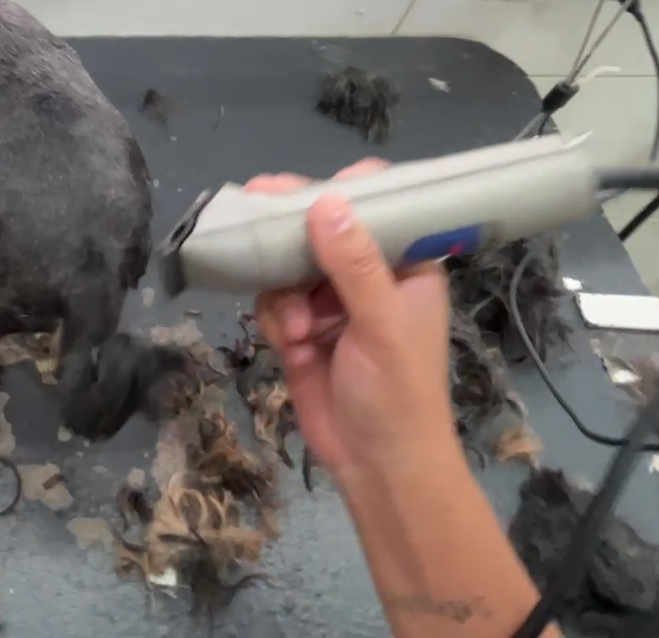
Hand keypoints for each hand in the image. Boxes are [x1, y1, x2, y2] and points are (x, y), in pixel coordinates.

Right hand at [249, 160, 454, 480]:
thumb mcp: (381, 326)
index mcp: (404, 265)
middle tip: (254, 208)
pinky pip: (272, 298)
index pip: (381, 205)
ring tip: (296, 327)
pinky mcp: (299, 323)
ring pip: (288, 261)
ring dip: (283, 290)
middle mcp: (365, 274)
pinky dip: (275, 318)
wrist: (374, 468)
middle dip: (291, 231)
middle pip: (321, 226)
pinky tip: (290, 345)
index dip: (348, 190)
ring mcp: (329, 298)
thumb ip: (354, 264)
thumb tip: (326, 201)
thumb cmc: (397, 395)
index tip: (311, 190)